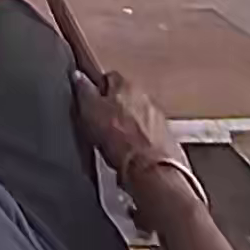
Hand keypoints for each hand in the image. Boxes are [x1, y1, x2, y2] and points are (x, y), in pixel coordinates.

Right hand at [73, 71, 187, 185]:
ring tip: (114, 141)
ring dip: (128, 125)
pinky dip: (139, 142)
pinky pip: (148, 136)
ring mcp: (161, 121)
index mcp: (126, 84)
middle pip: (124, 97)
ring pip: (137, 117)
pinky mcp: (170, 143)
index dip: (96, 89)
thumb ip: (83, 89)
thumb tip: (79, 76)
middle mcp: (147, 98)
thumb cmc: (119, 138)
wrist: (153, 173)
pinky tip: (130, 153)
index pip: (107, 77)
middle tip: (99, 122)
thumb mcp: (89, 109)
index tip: (89, 101)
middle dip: (114, 108)